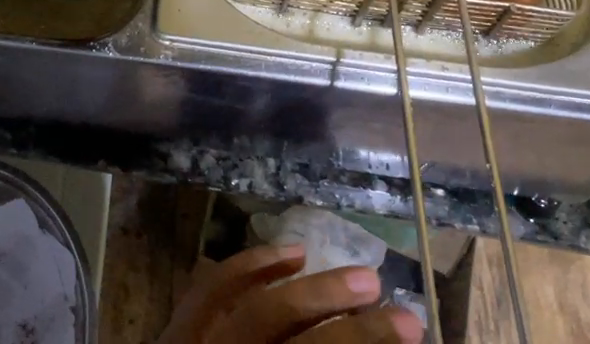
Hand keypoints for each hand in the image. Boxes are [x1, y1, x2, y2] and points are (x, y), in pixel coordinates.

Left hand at [157, 245, 424, 343]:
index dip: (361, 343)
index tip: (414, 334)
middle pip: (280, 328)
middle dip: (346, 321)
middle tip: (400, 310)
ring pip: (254, 305)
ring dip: (311, 288)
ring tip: (363, 278)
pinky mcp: (175, 330)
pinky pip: (215, 286)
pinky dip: (254, 266)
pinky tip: (293, 254)